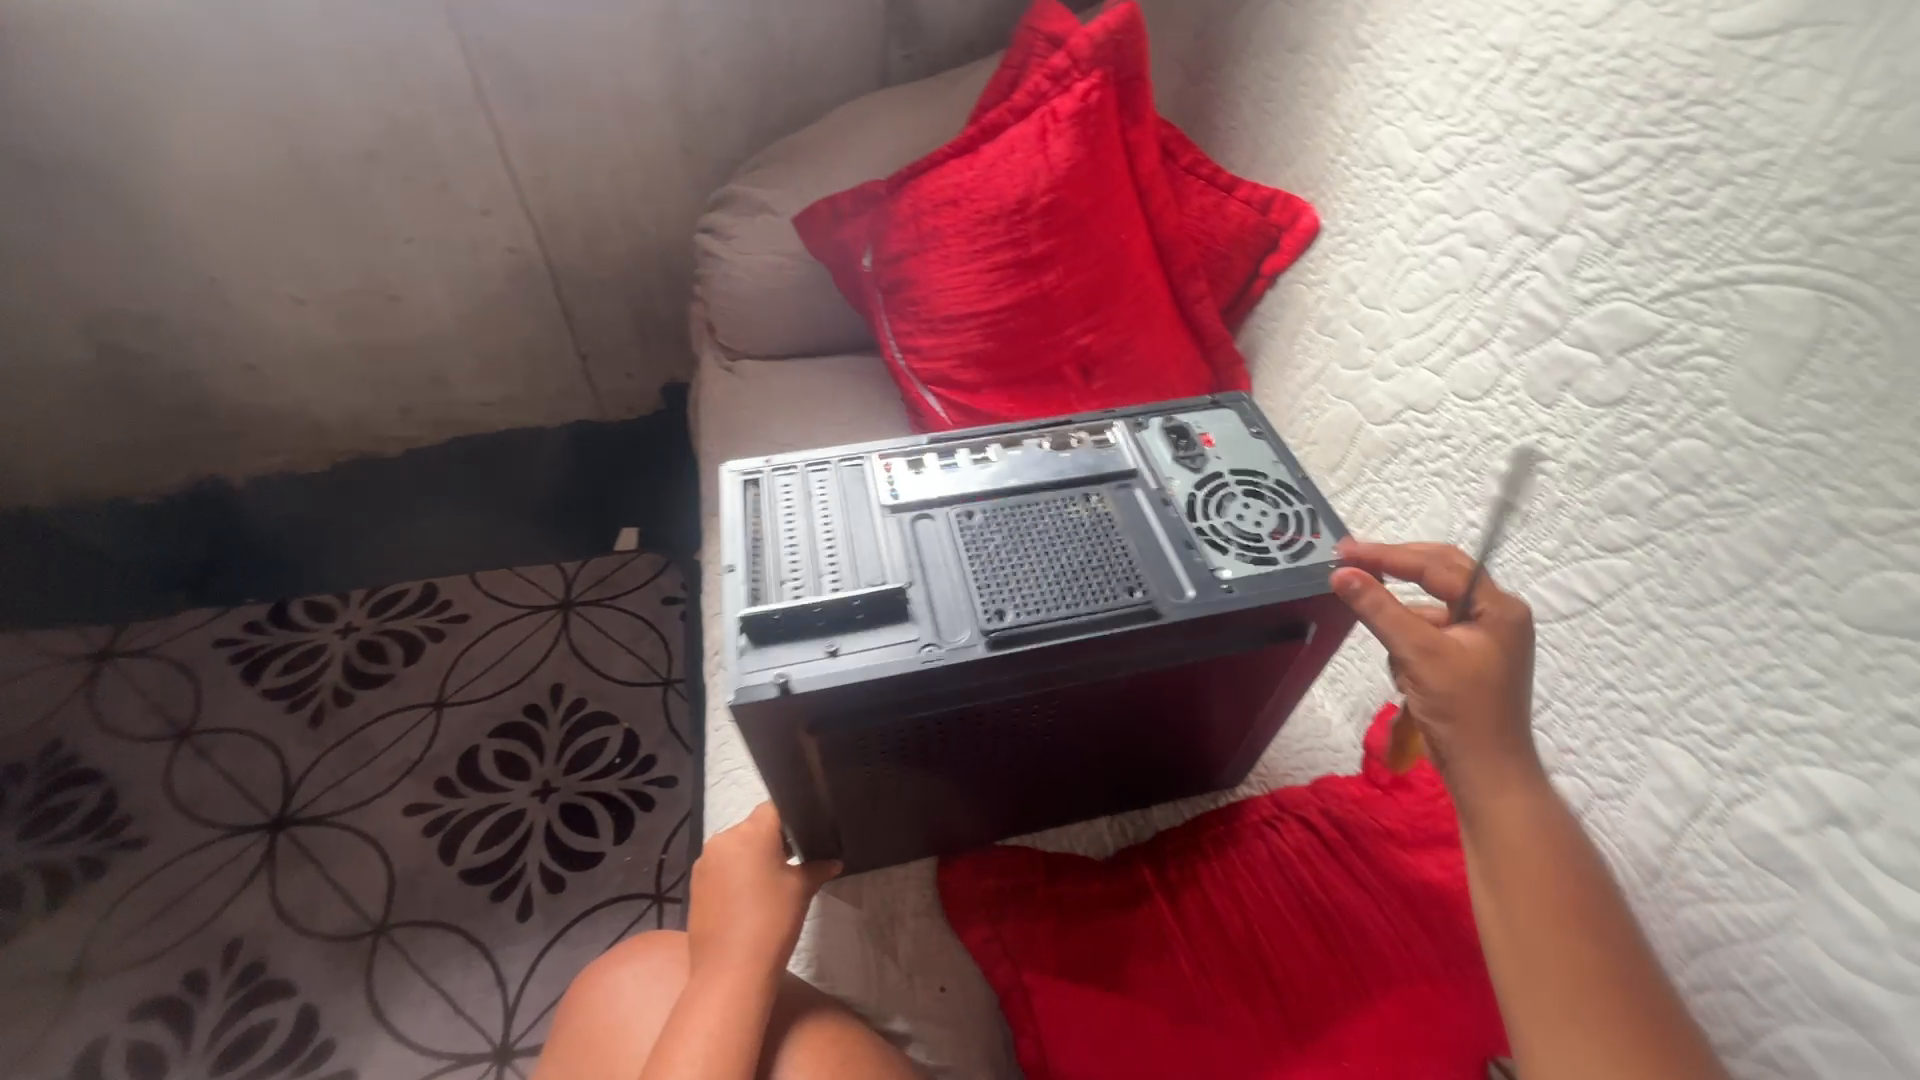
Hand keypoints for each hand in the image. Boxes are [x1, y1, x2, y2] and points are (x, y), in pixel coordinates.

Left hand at [687, 803, 840, 978]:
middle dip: (771, 840)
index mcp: (750, 832)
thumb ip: (817, 868)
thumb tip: (834, 862)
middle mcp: (723, 840)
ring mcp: (705, 863)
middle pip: (752, 827)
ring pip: (735, 847)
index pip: (773, 808)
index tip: (805, 835)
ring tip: (769, 883)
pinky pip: (721, 867)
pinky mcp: (695, 885)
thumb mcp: (801, 890)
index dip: (791, 818)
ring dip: (751, 857)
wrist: (730, 972)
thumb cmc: (772, 922)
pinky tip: (748, 899)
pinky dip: (735, 874)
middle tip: (791, 862)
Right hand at [1331, 540, 1540, 790]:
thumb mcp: (1417, 653)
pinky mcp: (1465, 659)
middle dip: (1393, 572)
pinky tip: (1405, 676)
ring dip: (1400, 623)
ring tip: (1393, 656)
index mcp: (1498, 607)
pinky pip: (1426, 635)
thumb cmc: (1461, 710)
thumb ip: (1379, 608)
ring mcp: (1482, 638)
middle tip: (1347, 562)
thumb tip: (1341, 573)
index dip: (1387, 555)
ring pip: (1427, 609)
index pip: (1437, 565)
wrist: (1486, 773)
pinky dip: (1406, 646)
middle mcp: (1495, 614)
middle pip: (1437, 576)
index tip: (1344, 551)